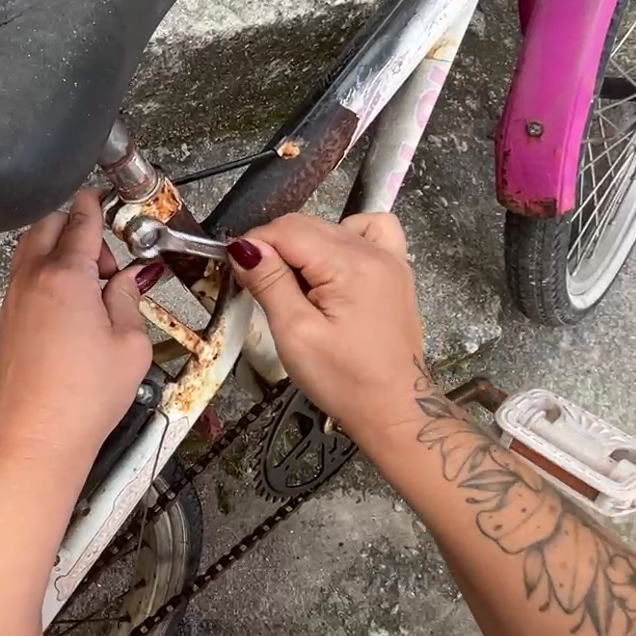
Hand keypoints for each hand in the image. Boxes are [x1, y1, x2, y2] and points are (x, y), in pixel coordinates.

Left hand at [0, 189, 151, 470]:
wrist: (35, 435)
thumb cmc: (83, 396)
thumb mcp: (130, 345)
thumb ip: (128, 301)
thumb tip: (125, 283)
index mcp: (66, 275)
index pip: (80, 222)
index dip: (93, 204)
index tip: (98, 196)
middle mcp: (32, 278)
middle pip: (47, 225)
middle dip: (74, 226)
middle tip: (105, 257)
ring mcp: (14, 297)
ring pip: (30, 248)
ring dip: (57, 248)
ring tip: (90, 283)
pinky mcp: (7, 318)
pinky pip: (23, 275)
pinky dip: (44, 271)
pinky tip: (70, 302)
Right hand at [226, 212, 427, 443]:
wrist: (394, 411)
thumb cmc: (344, 380)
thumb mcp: (294, 333)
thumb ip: (269, 282)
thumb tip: (243, 247)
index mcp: (350, 266)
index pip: (287, 230)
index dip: (255, 245)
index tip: (240, 274)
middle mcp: (374, 252)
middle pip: (306, 224)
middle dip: (274, 246)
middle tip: (260, 285)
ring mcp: (390, 258)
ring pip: (329, 226)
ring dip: (301, 245)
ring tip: (294, 282)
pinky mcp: (395, 270)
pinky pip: (368, 230)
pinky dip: (342, 235)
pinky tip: (330, 263)